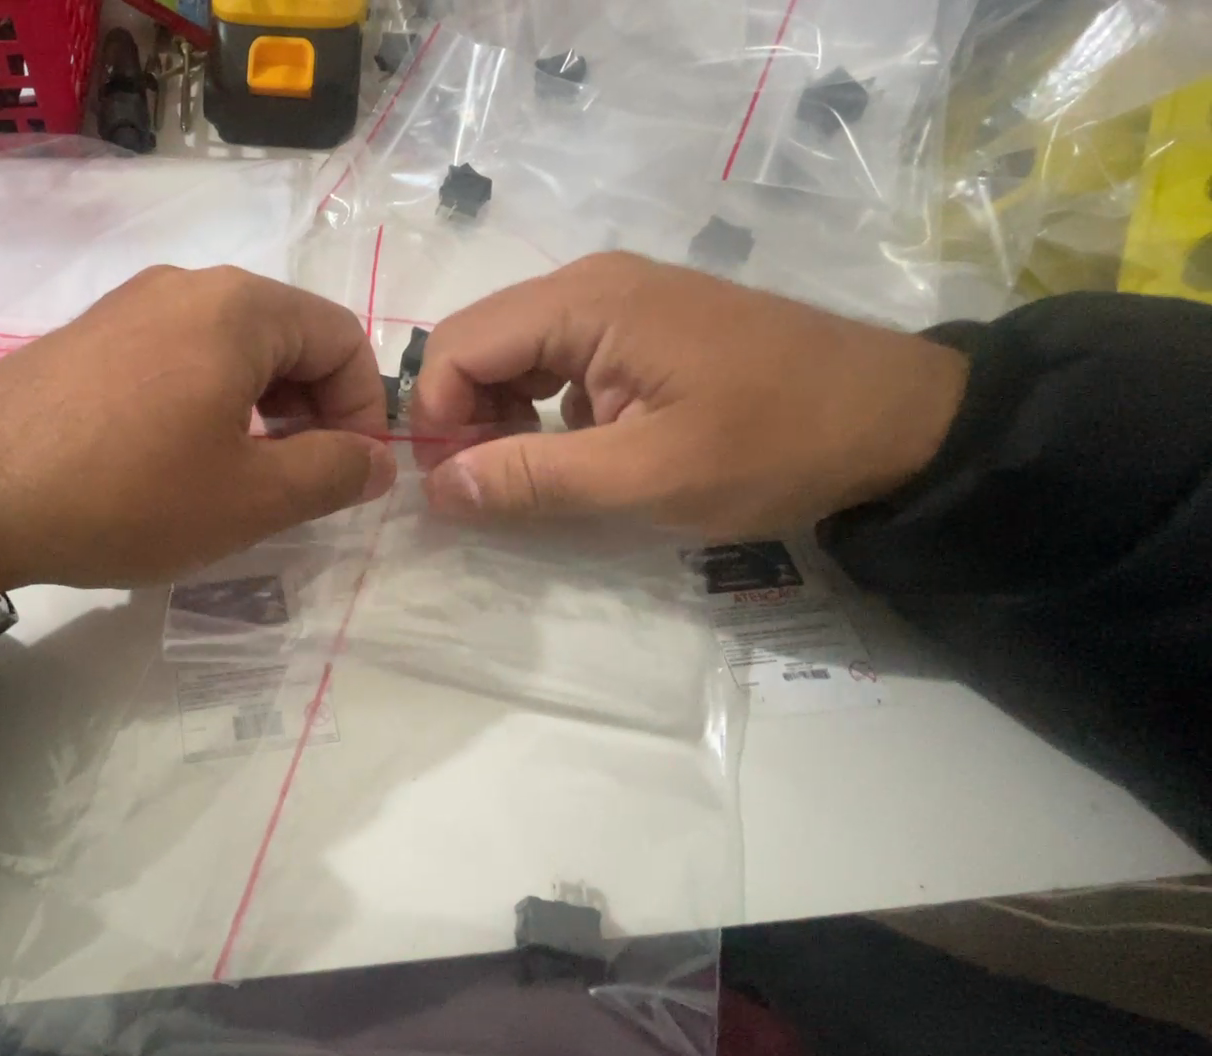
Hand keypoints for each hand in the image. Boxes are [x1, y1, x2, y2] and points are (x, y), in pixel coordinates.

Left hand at [0, 266, 395, 592]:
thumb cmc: (127, 495)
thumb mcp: (249, 498)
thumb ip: (332, 474)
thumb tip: (377, 460)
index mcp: (240, 307)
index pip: (343, 339)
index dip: (364, 410)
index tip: (350, 475)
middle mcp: (187, 285)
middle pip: (288, 338)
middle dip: (312, 411)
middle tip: (299, 482)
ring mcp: (129, 305)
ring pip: (231, 351)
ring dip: (261, 411)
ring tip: (241, 477)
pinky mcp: (89, 336)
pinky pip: (177, 358)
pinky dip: (206, 404)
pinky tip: (178, 460)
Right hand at [411, 253, 969, 538]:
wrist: (902, 420)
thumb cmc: (775, 444)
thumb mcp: (646, 476)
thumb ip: (531, 479)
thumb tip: (434, 490)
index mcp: (585, 302)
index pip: (458, 347)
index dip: (435, 418)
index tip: (454, 485)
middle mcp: (588, 284)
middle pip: (476, 344)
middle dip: (461, 417)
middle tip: (486, 485)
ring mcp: (614, 300)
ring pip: (508, 353)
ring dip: (494, 414)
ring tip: (526, 470)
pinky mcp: (635, 325)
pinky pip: (549, 360)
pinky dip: (533, 407)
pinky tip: (569, 446)